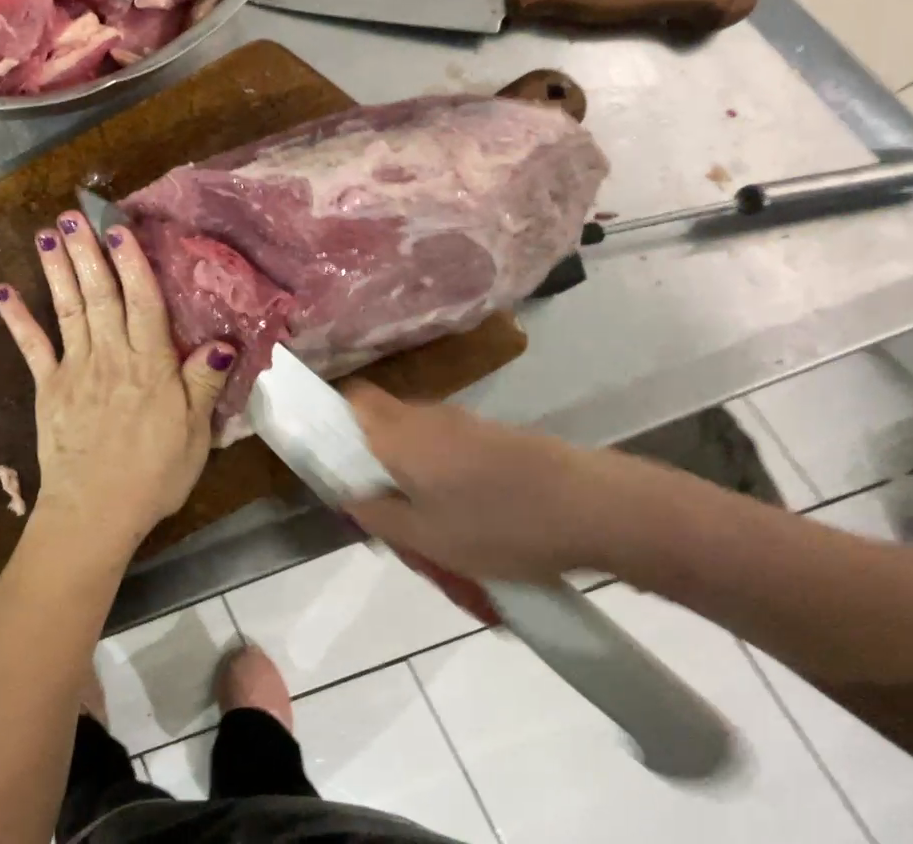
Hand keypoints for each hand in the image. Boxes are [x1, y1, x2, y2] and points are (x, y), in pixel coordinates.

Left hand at [0, 211, 235, 555]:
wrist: (95, 511)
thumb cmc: (153, 475)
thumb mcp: (194, 434)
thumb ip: (203, 383)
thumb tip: (222, 339)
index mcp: (151, 365)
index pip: (142, 302)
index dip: (130, 262)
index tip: (117, 226)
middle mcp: (111, 356)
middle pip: (99, 295)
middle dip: (86, 252)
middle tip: (73, 214)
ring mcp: (74, 369)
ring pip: (67, 310)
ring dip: (56, 271)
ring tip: (46, 235)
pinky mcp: (48, 388)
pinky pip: (31, 347)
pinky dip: (16, 319)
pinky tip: (2, 291)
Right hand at [341, 383, 656, 583]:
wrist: (603, 511)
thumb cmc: (500, 524)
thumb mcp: (425, 537)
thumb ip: (375, 514)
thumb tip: (350, 497)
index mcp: (396, 433)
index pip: (350, 398)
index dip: (332, 419)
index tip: (332, 457)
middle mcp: (427, 417)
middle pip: (383, 425)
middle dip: (376, 463)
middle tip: (385, 510)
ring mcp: (469, 426)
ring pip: (422, 445)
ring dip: (417, 478)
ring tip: (434, 530)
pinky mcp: (502, 441)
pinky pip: (456, 456)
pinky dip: (452, 483)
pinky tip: (475, 526)